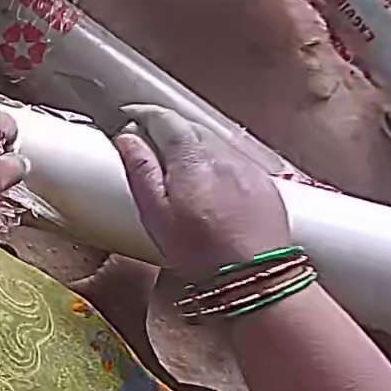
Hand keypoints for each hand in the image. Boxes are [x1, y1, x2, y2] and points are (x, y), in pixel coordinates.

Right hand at [113, 104, 291, 277]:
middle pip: (189, 127)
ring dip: (190, 146)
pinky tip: (207, 185)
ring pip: (212, 142)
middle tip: (146, 144)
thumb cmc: (200, 251)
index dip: (143, 114)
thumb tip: (128, 139)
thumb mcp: (156, 213)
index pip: (165, 119)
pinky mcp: (263, 181)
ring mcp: (247, 166)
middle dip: (165, 129)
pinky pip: (232, 159)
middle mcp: (223, 153)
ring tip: (174, 167)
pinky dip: (214, 162)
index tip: (130, 117)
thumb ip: (141, 170)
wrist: (255, 276)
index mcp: (191, 157)